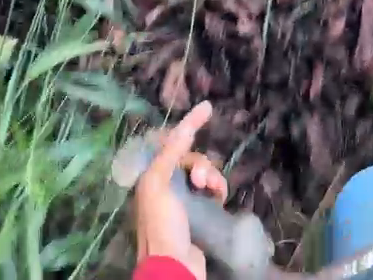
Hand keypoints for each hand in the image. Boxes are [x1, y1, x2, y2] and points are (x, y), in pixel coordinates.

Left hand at [132, 100, 228, 279]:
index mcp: (151, 178)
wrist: (174, 268)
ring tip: (214, 190)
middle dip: (201, 163)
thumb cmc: (162, 224)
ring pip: (204, 174)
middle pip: (190, 159)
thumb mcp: (159, 182)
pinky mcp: (199, 215)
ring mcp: (183, 202)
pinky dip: (218, 189)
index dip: (187, 127)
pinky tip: (220, 197)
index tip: (206, 109)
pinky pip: (212, 191)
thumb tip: (189, 120)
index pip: (170, 143)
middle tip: (202, 179)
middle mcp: (166, 187)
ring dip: (212, 177)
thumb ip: (172, 150)